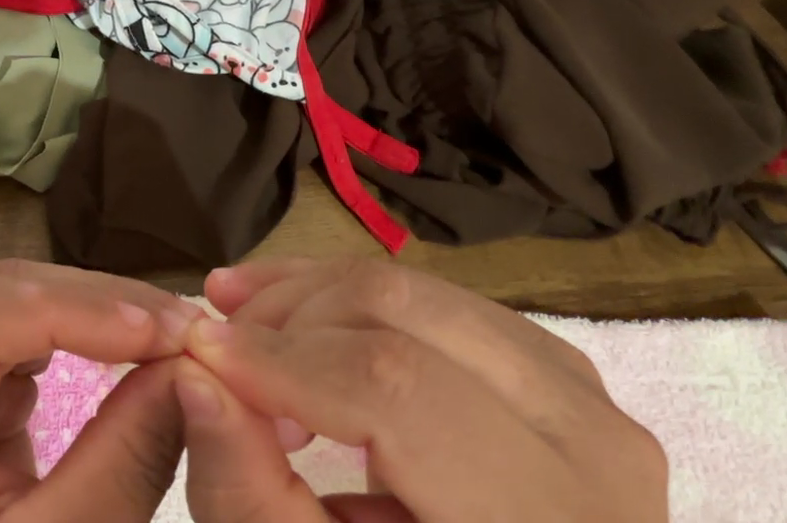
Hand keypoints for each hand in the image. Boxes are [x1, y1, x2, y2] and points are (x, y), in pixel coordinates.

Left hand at [0, 259, 202, 520]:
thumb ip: (119, 463)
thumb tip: (191, 371)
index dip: (76, 311)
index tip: (167, 329)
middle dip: (95, 303)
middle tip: (185, 328)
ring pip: (9, 306)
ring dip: (91, 312)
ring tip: (166, 335)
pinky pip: (15, 339)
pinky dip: (75, 337)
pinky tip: (123, 349)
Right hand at [175, 257, 668, 522]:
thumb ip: (249, 492)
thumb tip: (193, 373)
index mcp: (546, 519)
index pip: (393, 388)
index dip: (279, 361)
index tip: (198, 353)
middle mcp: (594, 439)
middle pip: (399, 309)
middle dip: (285, 316)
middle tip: (219, 351)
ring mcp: (582, 390)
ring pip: (411, 285)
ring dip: (308, 298)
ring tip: (244, 331)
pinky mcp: (554, 365)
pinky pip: (432, 297)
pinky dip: (349, 298)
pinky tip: (297, 322)